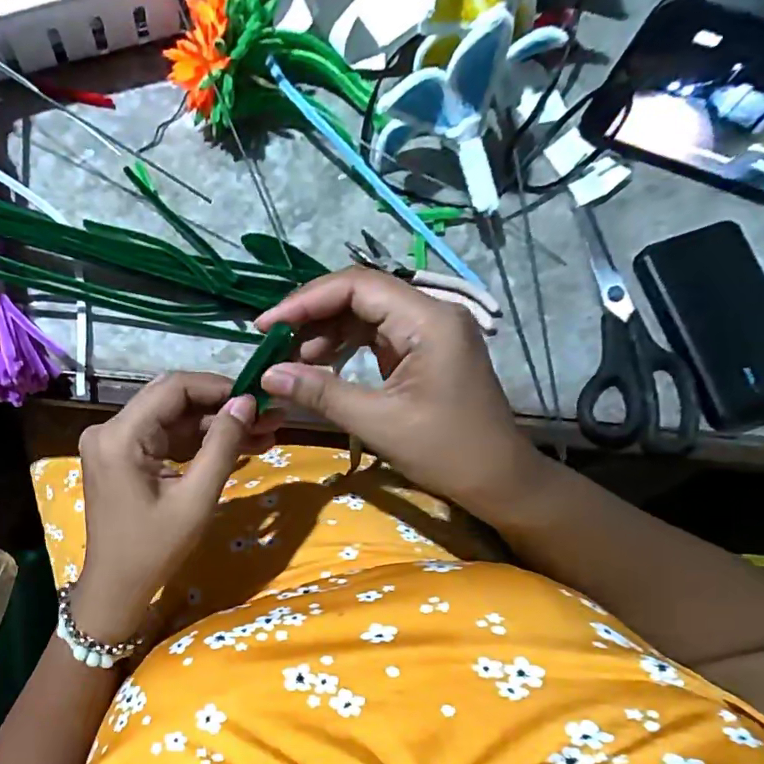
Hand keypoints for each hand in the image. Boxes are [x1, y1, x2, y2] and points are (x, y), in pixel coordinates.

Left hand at [73, 372, 279, 641]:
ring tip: (264, 432)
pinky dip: (198, 442)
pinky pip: (165, 438)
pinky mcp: (123, 456)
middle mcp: (110, 429)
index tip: (258, 396)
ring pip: (173, 419)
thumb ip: (222, 445)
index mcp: (120, 436)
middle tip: (268, 415)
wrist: (118, 586)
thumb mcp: (196, 498)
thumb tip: (247, 402)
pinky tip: (238, 445)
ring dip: (215, 425)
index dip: (219, 387)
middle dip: (222, 406)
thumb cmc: (155, 548)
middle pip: (173, 400)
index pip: (174, 388)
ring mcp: (114, 442)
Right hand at [256, 268, 545, 522]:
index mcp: (427, 319)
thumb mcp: (378, 422)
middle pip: (360, 295)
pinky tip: (320, 366)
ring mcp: (430, 331)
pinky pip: (377, 337)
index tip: (265, 327)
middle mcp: (431, 313)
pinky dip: (346, 349)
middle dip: (312, 317)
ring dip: (326, 334)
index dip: (305, 301)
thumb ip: (322, 393)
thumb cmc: (445, 451)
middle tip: (272, 345)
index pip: (357, 285)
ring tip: (291, 361)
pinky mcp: (425, 351)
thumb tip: (269, 375)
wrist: (497, 479)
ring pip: (366, 315)